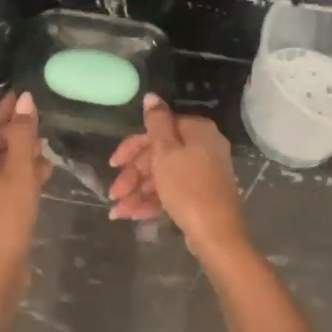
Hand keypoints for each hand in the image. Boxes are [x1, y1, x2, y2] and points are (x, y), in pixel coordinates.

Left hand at [0, 92, 51, 278]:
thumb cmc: (6, 217)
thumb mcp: (18, 171)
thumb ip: (22, 135)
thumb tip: (25, 100)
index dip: (6, 108)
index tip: (24, 94)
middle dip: (15, 129)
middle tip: (37, 119)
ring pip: (3, 161)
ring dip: (21, 150)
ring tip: (45, 143)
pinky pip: (10, 180)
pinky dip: (24, 171)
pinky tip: (44, 171)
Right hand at [107, 94, 247, 254]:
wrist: (218, 236)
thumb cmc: (188, 187)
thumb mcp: (167, 152)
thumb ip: (156, 122)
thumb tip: (151, 95)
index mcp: (197, 130)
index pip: (158, 130)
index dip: (132, 148)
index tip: (114, 165)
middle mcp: (202, 146)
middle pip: (159, 154)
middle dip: (133, 175)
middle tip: (113, 193)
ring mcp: (203, 172)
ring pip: (163, 175)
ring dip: (138, 192)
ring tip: (117, 212)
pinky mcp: (200, 195)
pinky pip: (172, 191)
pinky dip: (153, 201)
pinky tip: (132, 216)